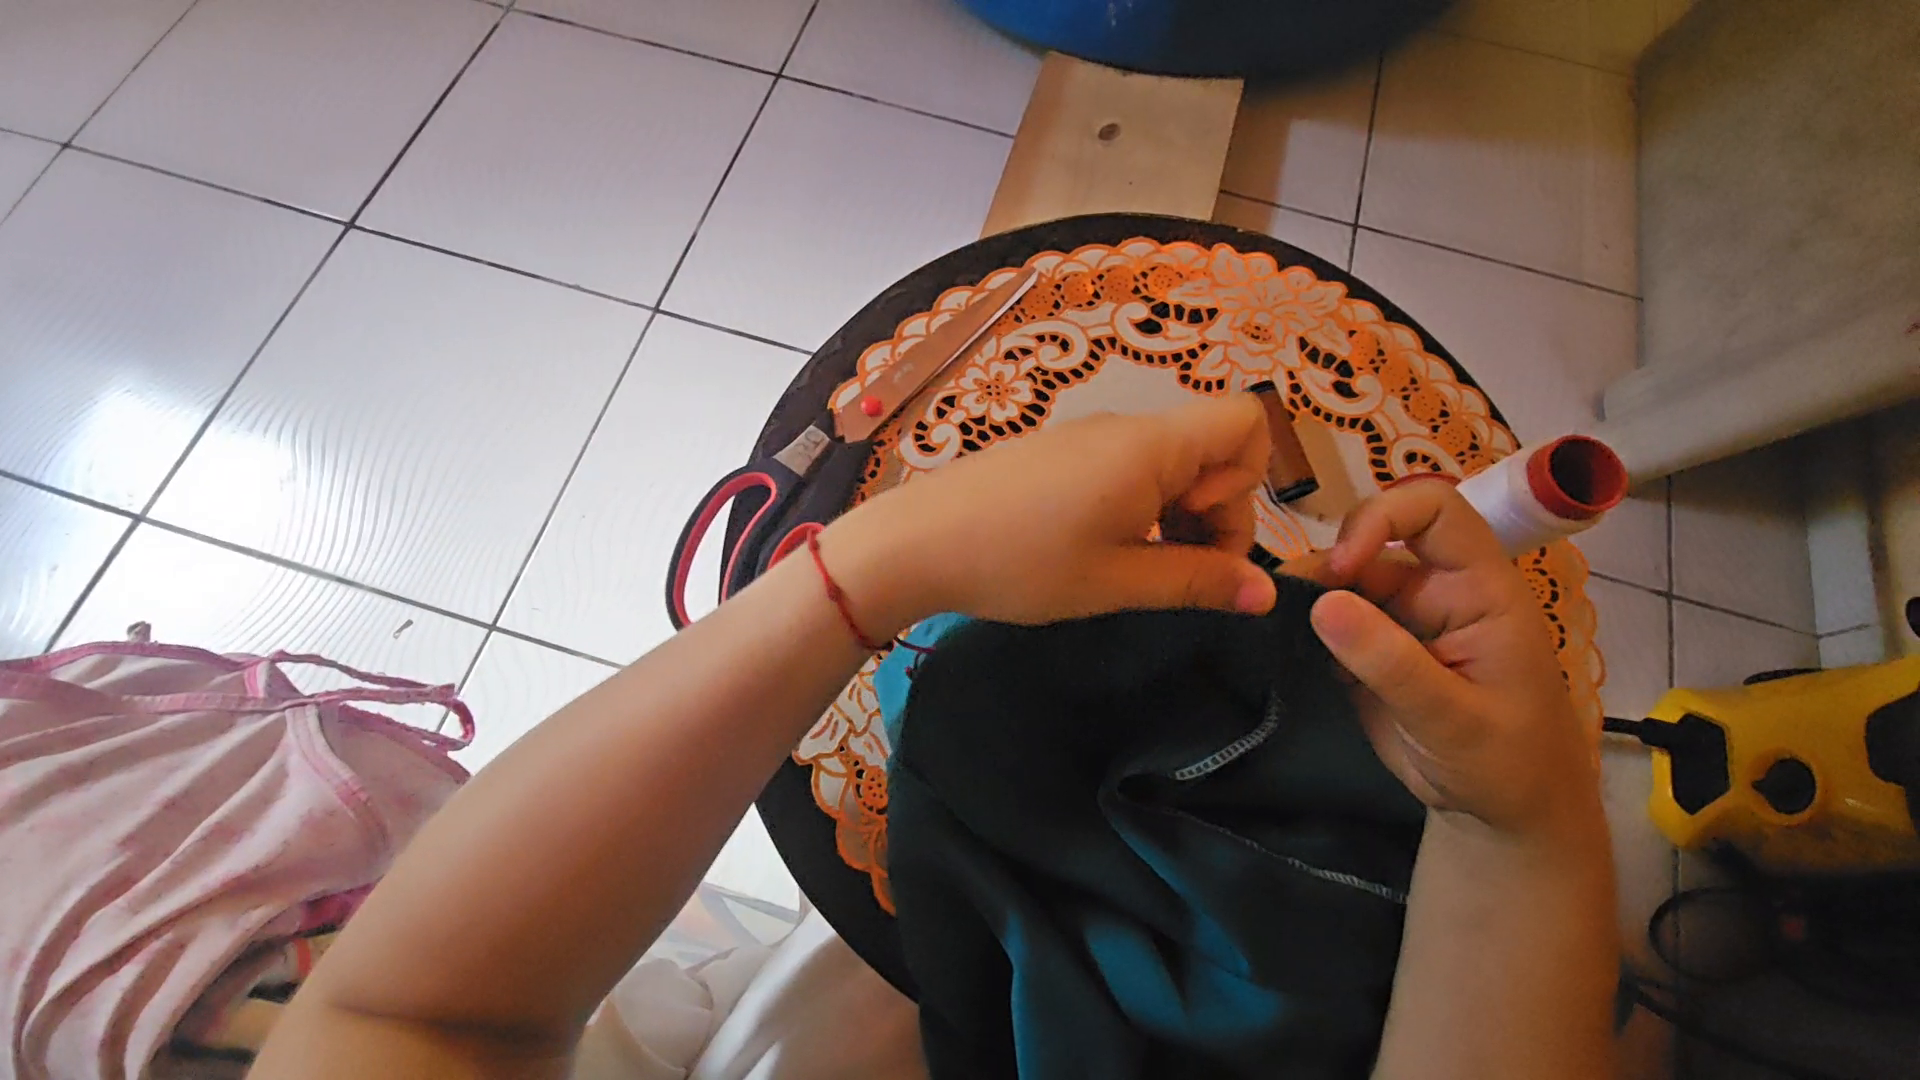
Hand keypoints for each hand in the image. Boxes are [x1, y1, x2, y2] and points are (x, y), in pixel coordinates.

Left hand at [823, 395, 1279, 631]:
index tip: (1201, 539)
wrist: (917, 542)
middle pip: (1210, 449)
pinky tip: (1096, 549)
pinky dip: (1136, 507)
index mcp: (1151, 446)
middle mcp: (1124, 428)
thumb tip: (1265, 592)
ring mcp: (1086, 437)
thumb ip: (1197, 581)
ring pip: (1167, 464)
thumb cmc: (1021, 563)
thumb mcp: (1116, 582)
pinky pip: (1125, 469)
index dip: (1246, 485)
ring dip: (1173, 515)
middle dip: (1213, 512)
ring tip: (1130, 568)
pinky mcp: (1058, 454)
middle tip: (1173, 572)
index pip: (1246, 423)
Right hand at [1307, 480, 1602, 843]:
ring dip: (1306, 594)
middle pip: (1370, 544)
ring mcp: (1401, 618)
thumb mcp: (1453, 719)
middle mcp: (1436, 590)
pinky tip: (1284, 644)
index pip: (1434, 512)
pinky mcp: (1371, 647)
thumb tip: (1322, 602)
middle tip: (1283, 604)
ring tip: (1275, 625)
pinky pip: (1329, 617)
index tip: (1341, 568)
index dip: (1381, 520)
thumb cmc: (1505, 764)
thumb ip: (1391, 662)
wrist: (1502, 815)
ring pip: (1341, 580)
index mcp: (1479, 589)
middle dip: (1325, 566)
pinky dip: (1302, 624)